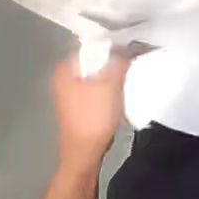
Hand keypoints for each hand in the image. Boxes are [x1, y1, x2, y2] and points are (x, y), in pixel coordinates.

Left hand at [51, 47, 130, 172]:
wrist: (84, 154)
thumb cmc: (94, 117)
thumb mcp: (110, 85)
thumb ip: (119, 61)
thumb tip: (127, 46)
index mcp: (65, 68)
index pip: (92, 46)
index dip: (114, 45)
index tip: (133, 47)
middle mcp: (63, 78)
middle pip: (94, 61)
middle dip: (114, 61)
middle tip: (134, 60)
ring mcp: (69, 94)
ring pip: (96, 76)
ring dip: (113, 76)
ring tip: (131, 75)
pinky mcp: (78, 107)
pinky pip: (96, 90)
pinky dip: (108, 89)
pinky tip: (121, 93)